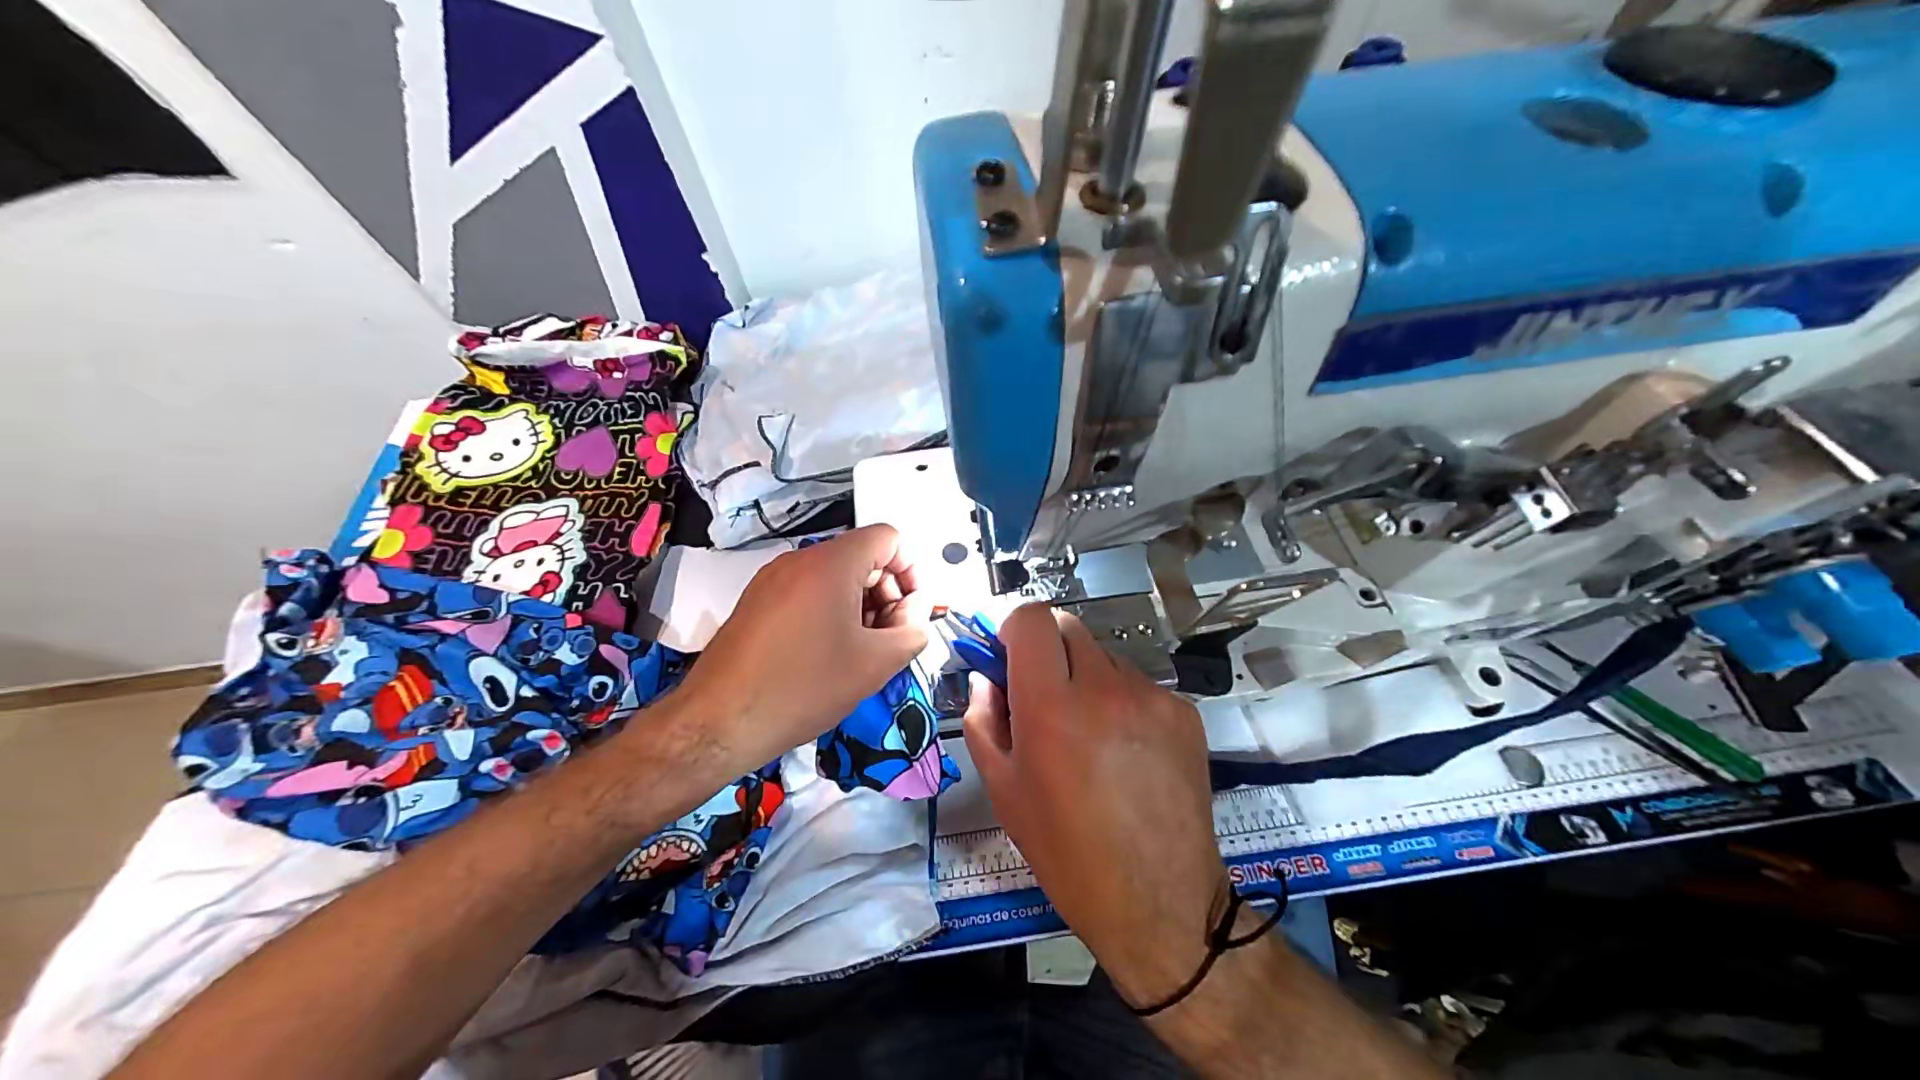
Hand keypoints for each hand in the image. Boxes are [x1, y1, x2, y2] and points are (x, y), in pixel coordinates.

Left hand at [675, 525, 930, 771]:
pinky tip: (827, 655)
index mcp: (831, 564)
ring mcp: (773, 579)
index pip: (889, 538)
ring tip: (858, 653)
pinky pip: (807, 592)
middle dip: (886, 593)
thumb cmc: (800, 688)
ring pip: (834, 577)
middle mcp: (799, 560)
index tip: (910, 611)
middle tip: (888, 638)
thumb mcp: (875, 664)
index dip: (911, 571)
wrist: (720, 720)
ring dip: (859, 606)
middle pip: (862, 557)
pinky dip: (829, 613)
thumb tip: (914, 619)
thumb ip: (913, 632)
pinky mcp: (757, 601)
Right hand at [962, 604, 1227, 1008]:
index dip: (1015, 630)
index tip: (1011, 657)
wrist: (1158, 900)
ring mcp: (1151, 697)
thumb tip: (986, 679)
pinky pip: (1139, 685)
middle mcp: (1104, 688)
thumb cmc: (1066, 851)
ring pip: (1104, 656)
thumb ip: (983, 720)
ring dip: (1087, 677)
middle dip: (1048, 650)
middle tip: (1045, 695)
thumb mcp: (1003, 790)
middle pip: (1068, 626)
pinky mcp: (1183, 712)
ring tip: (1090, 734)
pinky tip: (1126, 750)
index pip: (1033, 618)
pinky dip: (1123, 701)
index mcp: (1050, 706)